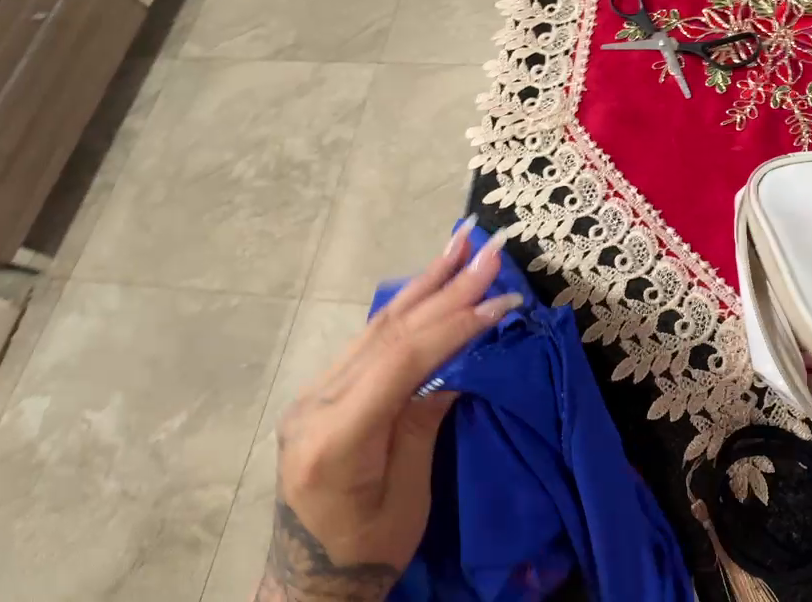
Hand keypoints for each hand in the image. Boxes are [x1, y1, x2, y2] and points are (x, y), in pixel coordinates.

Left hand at [258, 220, 523, 601]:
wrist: (309, 579)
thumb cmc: (368, 550)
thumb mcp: (408, 495)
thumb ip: (424, 421)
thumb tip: (458, 365)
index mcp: (336, 437)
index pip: (402, 360)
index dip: (456, 324)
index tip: (502, 299)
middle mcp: (316, 403)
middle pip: (391, 331)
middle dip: (446, 287)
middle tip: (488, 249)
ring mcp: (315, 392)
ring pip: (378, 325)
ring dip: (425, 283)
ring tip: (459, 244)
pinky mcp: (322, 390)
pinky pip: (369, 339)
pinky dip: (405, 307)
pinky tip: (427, 283)